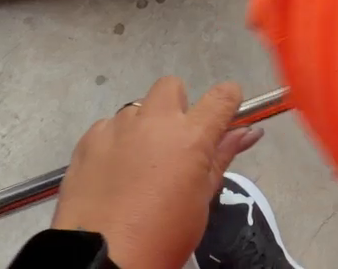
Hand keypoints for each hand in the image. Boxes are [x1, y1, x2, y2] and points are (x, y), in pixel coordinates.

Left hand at [51, 76, 263, 268]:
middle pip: (172, 87)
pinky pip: (107, 128)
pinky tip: (111, 174)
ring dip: (142, 128)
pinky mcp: (88, 141)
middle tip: (173, 144)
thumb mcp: (201, 202)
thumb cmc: (162, 238)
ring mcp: (119, 128)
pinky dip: (113, 143)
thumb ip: (222, 157)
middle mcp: (156, 121)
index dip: (228, 101)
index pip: (223, 94)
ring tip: (136, 166)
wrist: (99, 264)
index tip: (224, 118)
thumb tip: (249, 132)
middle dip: (177, 107)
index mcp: (191, 135)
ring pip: (137, 109)